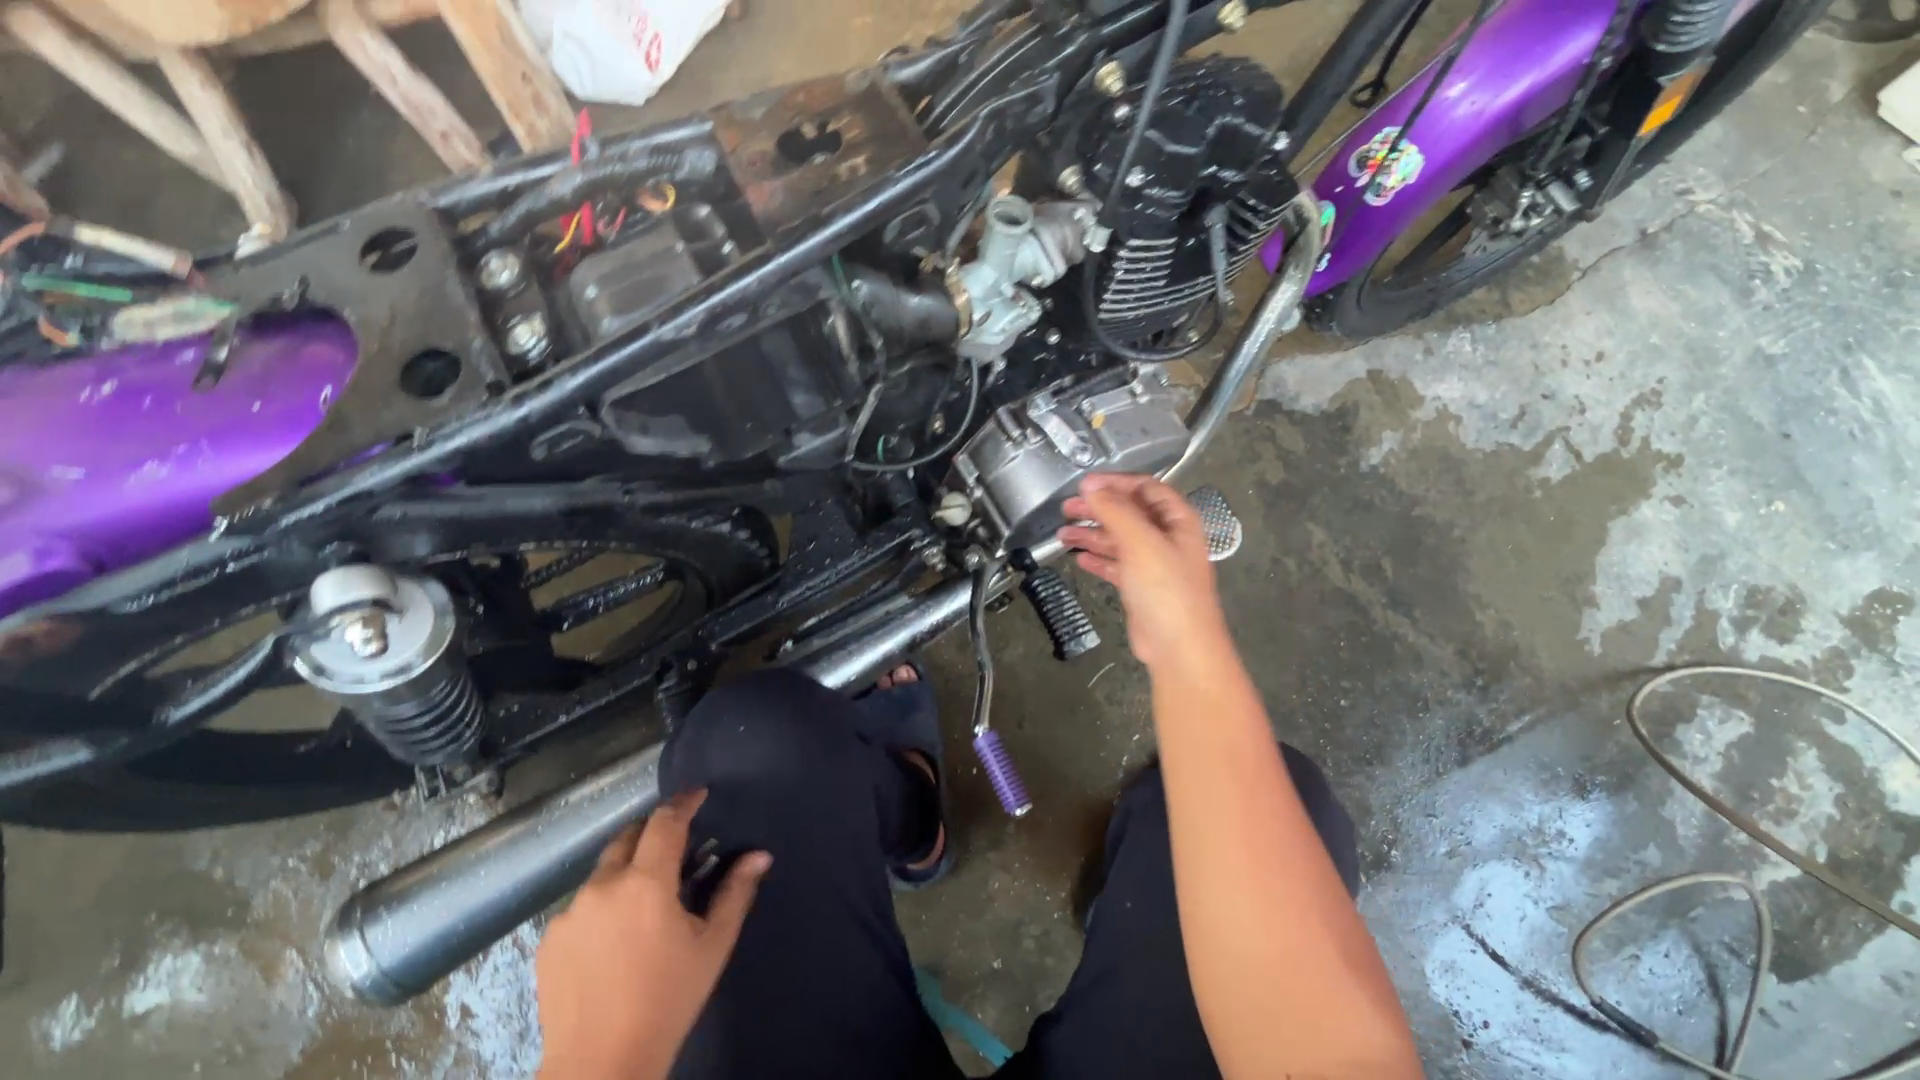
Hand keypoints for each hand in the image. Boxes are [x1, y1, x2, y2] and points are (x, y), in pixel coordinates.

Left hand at [535, 791, 770, 1079]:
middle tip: (675, 849)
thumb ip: (735, 894)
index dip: (683, 803)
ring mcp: (569, 913)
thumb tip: (760, 856)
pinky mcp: (548, 940)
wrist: (600, 1064)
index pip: (664, 822)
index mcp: (646, 883)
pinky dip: (602, 908)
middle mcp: (602, 886)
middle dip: (652, 834)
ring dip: (626, 875)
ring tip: (644, 907)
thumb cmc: (667, 1000)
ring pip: (602, 875)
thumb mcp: (712, 947)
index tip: (697, 794)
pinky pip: (580, 908)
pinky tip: (614, 943)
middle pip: (628, 839)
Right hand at [1057, 473, 1229, 672]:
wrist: (1180, 647)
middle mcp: (1168, 538)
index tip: (1084, 485)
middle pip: (1130, 513)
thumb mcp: (1141, 543)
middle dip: (1099, 508)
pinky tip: (1079, 558)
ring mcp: (1155, 564)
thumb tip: (1091, 485)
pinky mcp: (1142, 588)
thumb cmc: (1166, 590)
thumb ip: (1116, 511)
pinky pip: (1117, 565)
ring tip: (1063, 534)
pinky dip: (1098, 559)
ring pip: (1120, 540)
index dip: (1115, 483)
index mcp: (1178, 521)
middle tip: (1067, 508)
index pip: (1146, 488)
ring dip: (1093, 534)